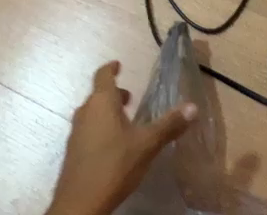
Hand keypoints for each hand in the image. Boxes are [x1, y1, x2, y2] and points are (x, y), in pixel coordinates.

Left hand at [45, 60, 197, 214]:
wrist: (80, 204)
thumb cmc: (114, 164)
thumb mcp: (147, 144)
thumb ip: (169, 125)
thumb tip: (193, 107)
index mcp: (101, 102)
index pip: (103, 75)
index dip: (111, 68)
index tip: (119, 65)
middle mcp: (85, 112)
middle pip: (98, 95)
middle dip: (115, 94)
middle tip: (131, 99)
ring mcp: (76, 133)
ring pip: (92, 114)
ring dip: (107, 113)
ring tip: (125, 124)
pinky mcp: (73, 152)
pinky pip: (87, 131)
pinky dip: (100, 129)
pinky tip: (113, 147)